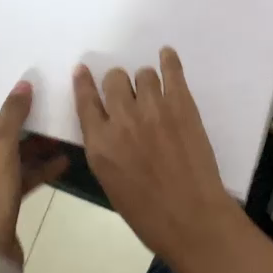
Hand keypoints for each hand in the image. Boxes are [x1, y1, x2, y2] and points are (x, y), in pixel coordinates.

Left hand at [0, 82, 68, 262]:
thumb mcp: (1, 149)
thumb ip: (12, 115)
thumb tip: (23, 84)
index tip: (23, 86)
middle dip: (21, 122)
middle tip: (44, 103)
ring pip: (7, 156)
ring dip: (32, 146)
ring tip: (58, 132)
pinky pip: (16, 177)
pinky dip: (35, 169)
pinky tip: (61, 161)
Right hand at [74, 49, 272, 272]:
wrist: (190, 216)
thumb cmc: (147, 213)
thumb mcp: (110, 182)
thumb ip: (106, 148)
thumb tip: (108, 125)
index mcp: (100, 144)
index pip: (85, 101)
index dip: (83, 83)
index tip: (82, 70)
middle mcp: (122, 119)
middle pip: (114, 80)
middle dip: (118, 85)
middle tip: (128, 94)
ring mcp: (153, 107)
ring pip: (143, 73)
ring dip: (145, 81)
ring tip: (152, 93)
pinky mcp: (181, 102)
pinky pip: (171, 69)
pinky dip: (168, 59)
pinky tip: (167, 55)